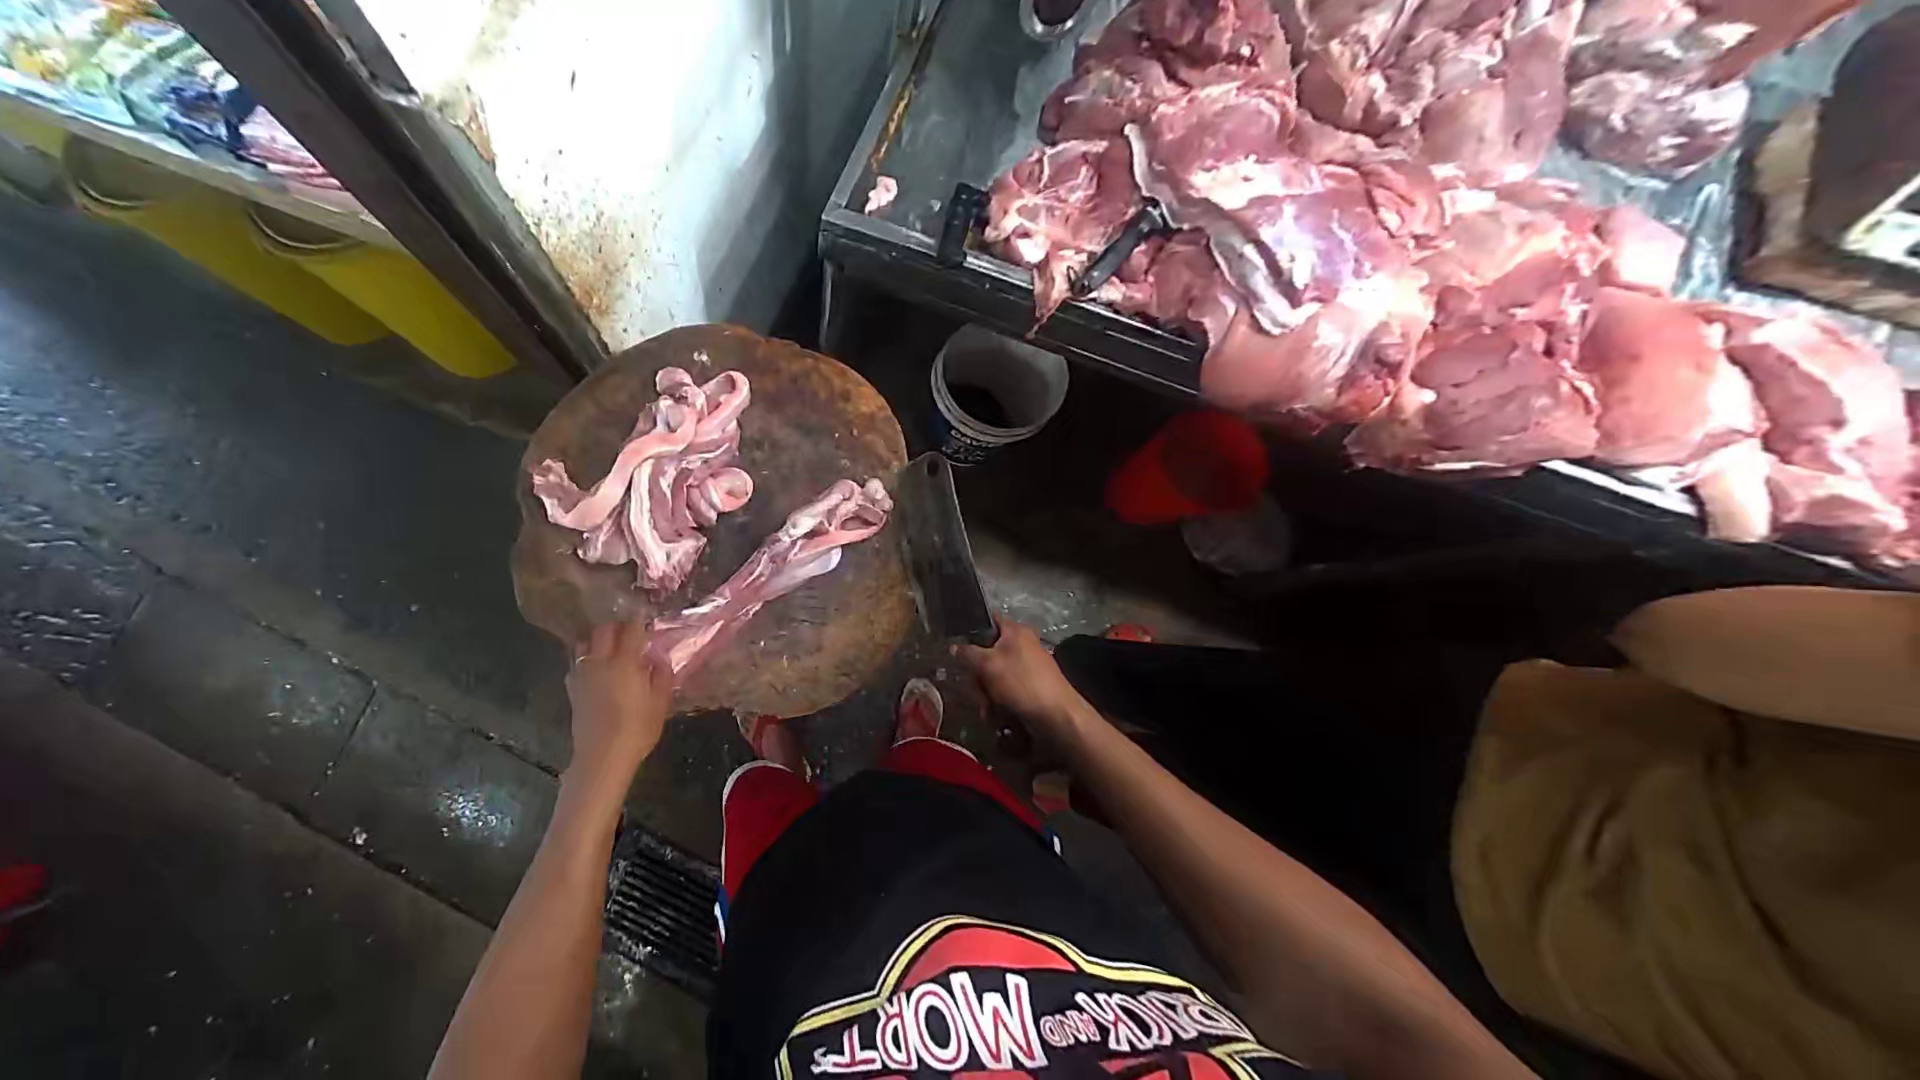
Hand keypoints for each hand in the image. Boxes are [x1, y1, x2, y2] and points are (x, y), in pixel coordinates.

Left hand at [564, 622, 673, 793]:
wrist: (602, 757)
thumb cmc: (637, 729)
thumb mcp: (661, 702)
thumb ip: (662, 675)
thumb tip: (658, 658)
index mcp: (625, 662)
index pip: (631, 630)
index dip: (639, 619)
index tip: (646, 615)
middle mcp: (600, 663)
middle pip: (603, 631)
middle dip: (616, 626)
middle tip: (630, 630)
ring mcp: (582, 675)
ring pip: (585, 644)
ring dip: (598, 640)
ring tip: (611, 647)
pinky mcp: (572, 690)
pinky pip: (577, 664)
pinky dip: (587, 660)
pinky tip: (596, 670)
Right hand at [955, 617, 1084, 733]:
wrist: (1056, 715)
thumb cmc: (1021, 682)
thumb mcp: (987, 665)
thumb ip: (967, 654)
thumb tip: (955, 647)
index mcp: (1015, 631)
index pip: (989, 619)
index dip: (972, 630)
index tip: (960, 647)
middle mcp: (1022, 645)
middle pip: (988, 652)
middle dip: (978, 675)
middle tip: (976, 688)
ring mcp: (1027, 667)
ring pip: (995, 675)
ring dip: (986, 692)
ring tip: (987, 707)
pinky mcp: (1029, 686)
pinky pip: (1006, 689)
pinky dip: (998, 701)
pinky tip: (995, 714)